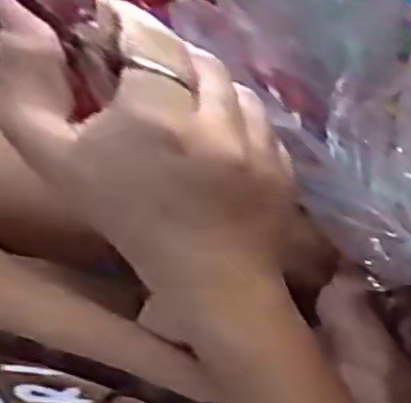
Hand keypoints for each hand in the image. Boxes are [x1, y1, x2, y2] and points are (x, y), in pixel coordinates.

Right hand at [0, 0, 295, 294]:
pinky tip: (216, 126)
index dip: (130, 21)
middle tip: (140, 58)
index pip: (157, 42)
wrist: (213, 273)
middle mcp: (224, 131)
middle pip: (206, 64)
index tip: (107, 20)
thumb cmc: (123, 213)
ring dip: (211, 82)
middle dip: (172, 51)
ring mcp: (265, 156)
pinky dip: (242, 116)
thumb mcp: (45, 141)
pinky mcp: (289, 176)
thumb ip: (26, 71)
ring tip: (180, 92)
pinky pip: (268, 128)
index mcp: (164, 118)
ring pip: (244, 94)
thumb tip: (19, 11)